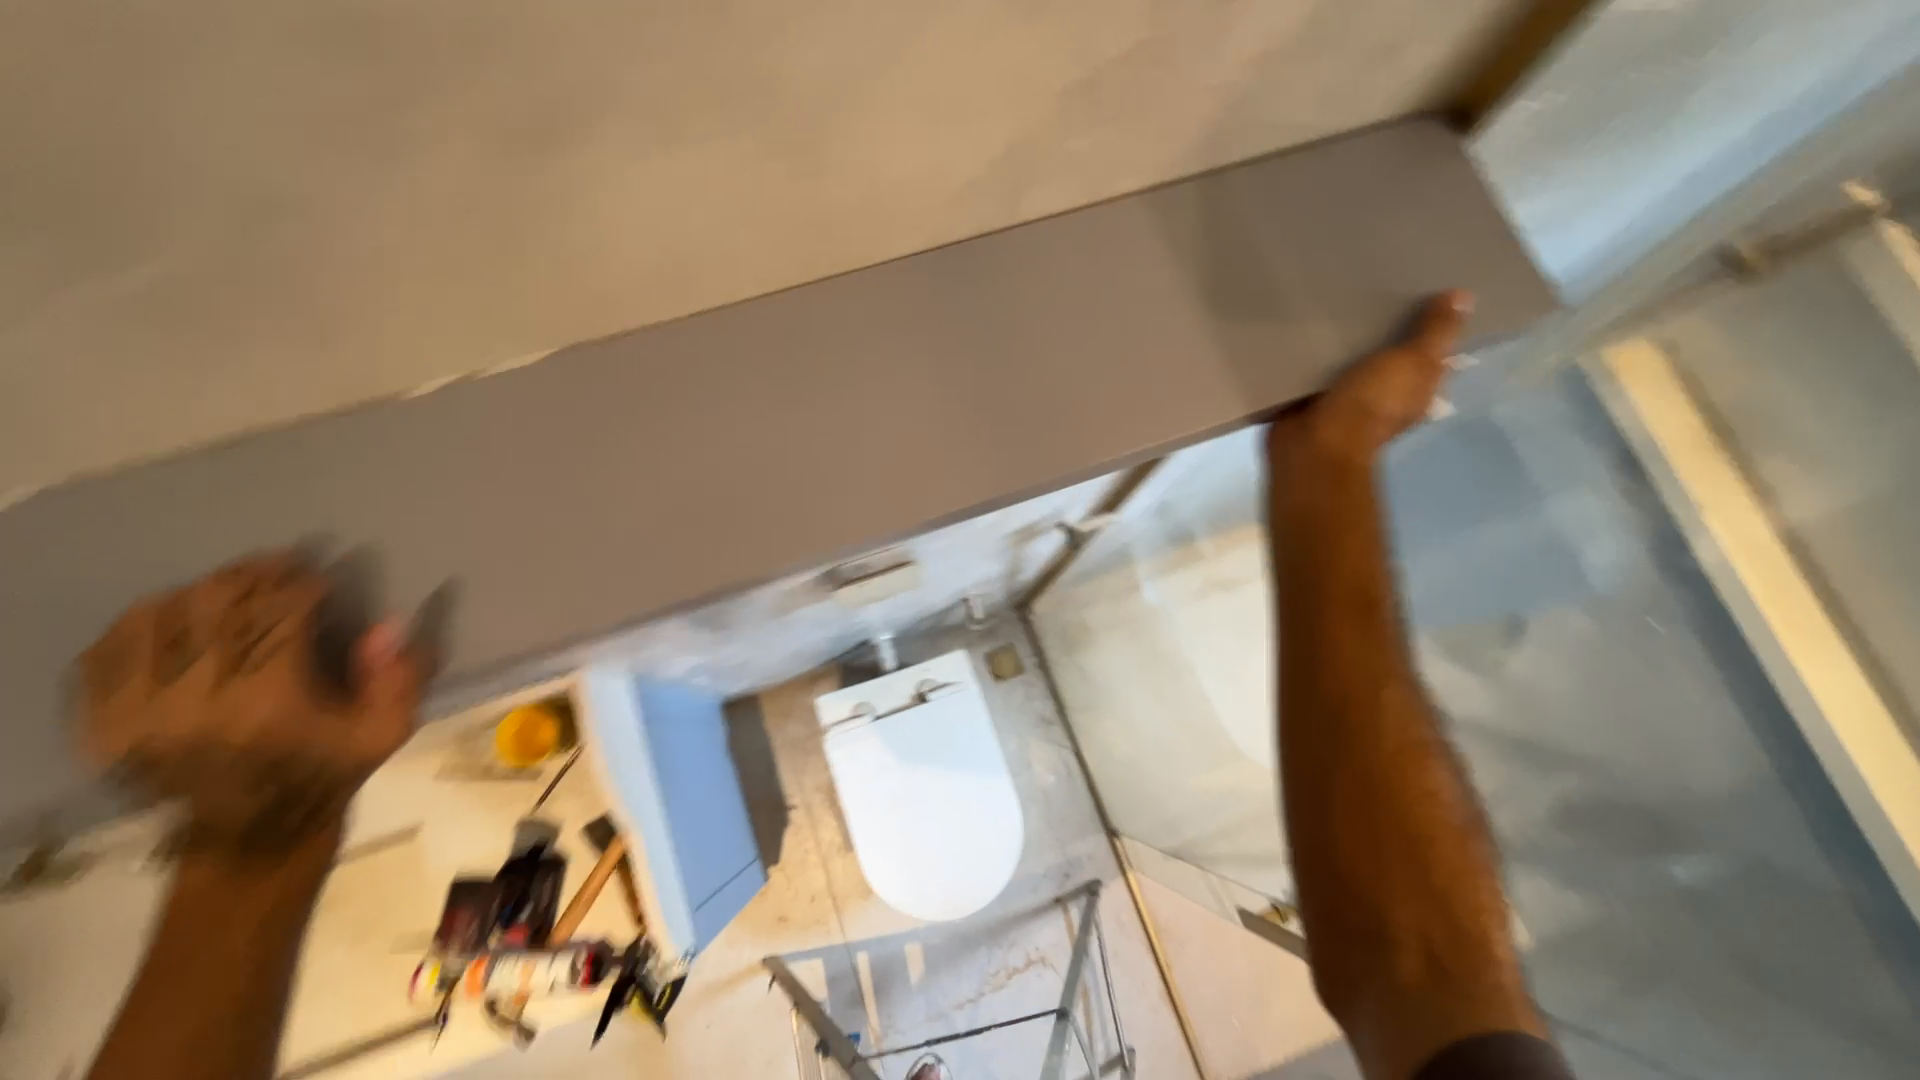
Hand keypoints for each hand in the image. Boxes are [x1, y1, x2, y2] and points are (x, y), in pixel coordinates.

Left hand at [75, 552, 423, 857]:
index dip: (300, 585)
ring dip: (199, 594)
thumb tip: (385, 626)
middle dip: (251, 577)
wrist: (250, 835)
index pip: (277, 613)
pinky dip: (141, 624)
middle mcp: (194, 702)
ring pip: (158, 616)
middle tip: (277, 569)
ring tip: (232, 592)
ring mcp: (137, 713)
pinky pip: (107, 650)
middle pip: (214, 604)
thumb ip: (398, 677)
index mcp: (268, 703)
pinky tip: (176, 621)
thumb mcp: (385, 731)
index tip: (319, 580)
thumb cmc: (326, 774)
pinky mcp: (102, 724)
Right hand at [1267, 290, 1471, 463]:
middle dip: (1385, 325)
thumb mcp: (1414, 362)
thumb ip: (1436, 331)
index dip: (1432, 323)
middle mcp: (1387, 394)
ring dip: (1347, 336)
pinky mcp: (1314, 395)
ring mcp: (1349, 396)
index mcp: (1418, 388)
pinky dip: (1315, 350)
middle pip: (1390, 353)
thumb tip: (1465, 294)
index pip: (1432, 352)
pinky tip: (1310, 320)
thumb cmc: (1372, 403)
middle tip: (1378, 280)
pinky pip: (1318, 366)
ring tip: (1340, 291)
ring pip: (1352, 358)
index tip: (1424, 286)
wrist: (1315, 442)